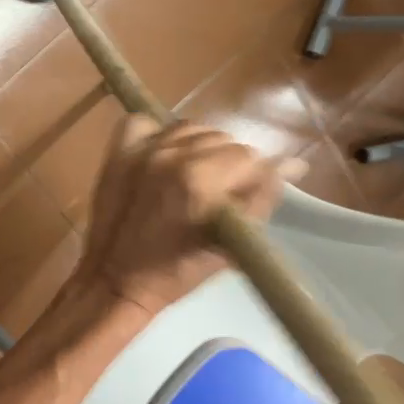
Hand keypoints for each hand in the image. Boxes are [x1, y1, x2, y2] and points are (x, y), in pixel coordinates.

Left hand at [74, 115, 303, 316]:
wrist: (113, 281)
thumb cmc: (175, 274)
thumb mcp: (229, 246)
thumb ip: (260, 200)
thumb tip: (290, 165)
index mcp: (200, 180)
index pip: (248, 156)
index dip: (255, 175)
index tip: (248, 192)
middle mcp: (171, 155)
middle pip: (221, 138)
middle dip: (228, 162)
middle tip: (219, 191)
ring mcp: (142, 150)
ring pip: (188, 127)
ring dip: (197, 146)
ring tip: (192, 174)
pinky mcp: (117, 152)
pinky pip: (144, 122)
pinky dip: (156, 134)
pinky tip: (160, 157)